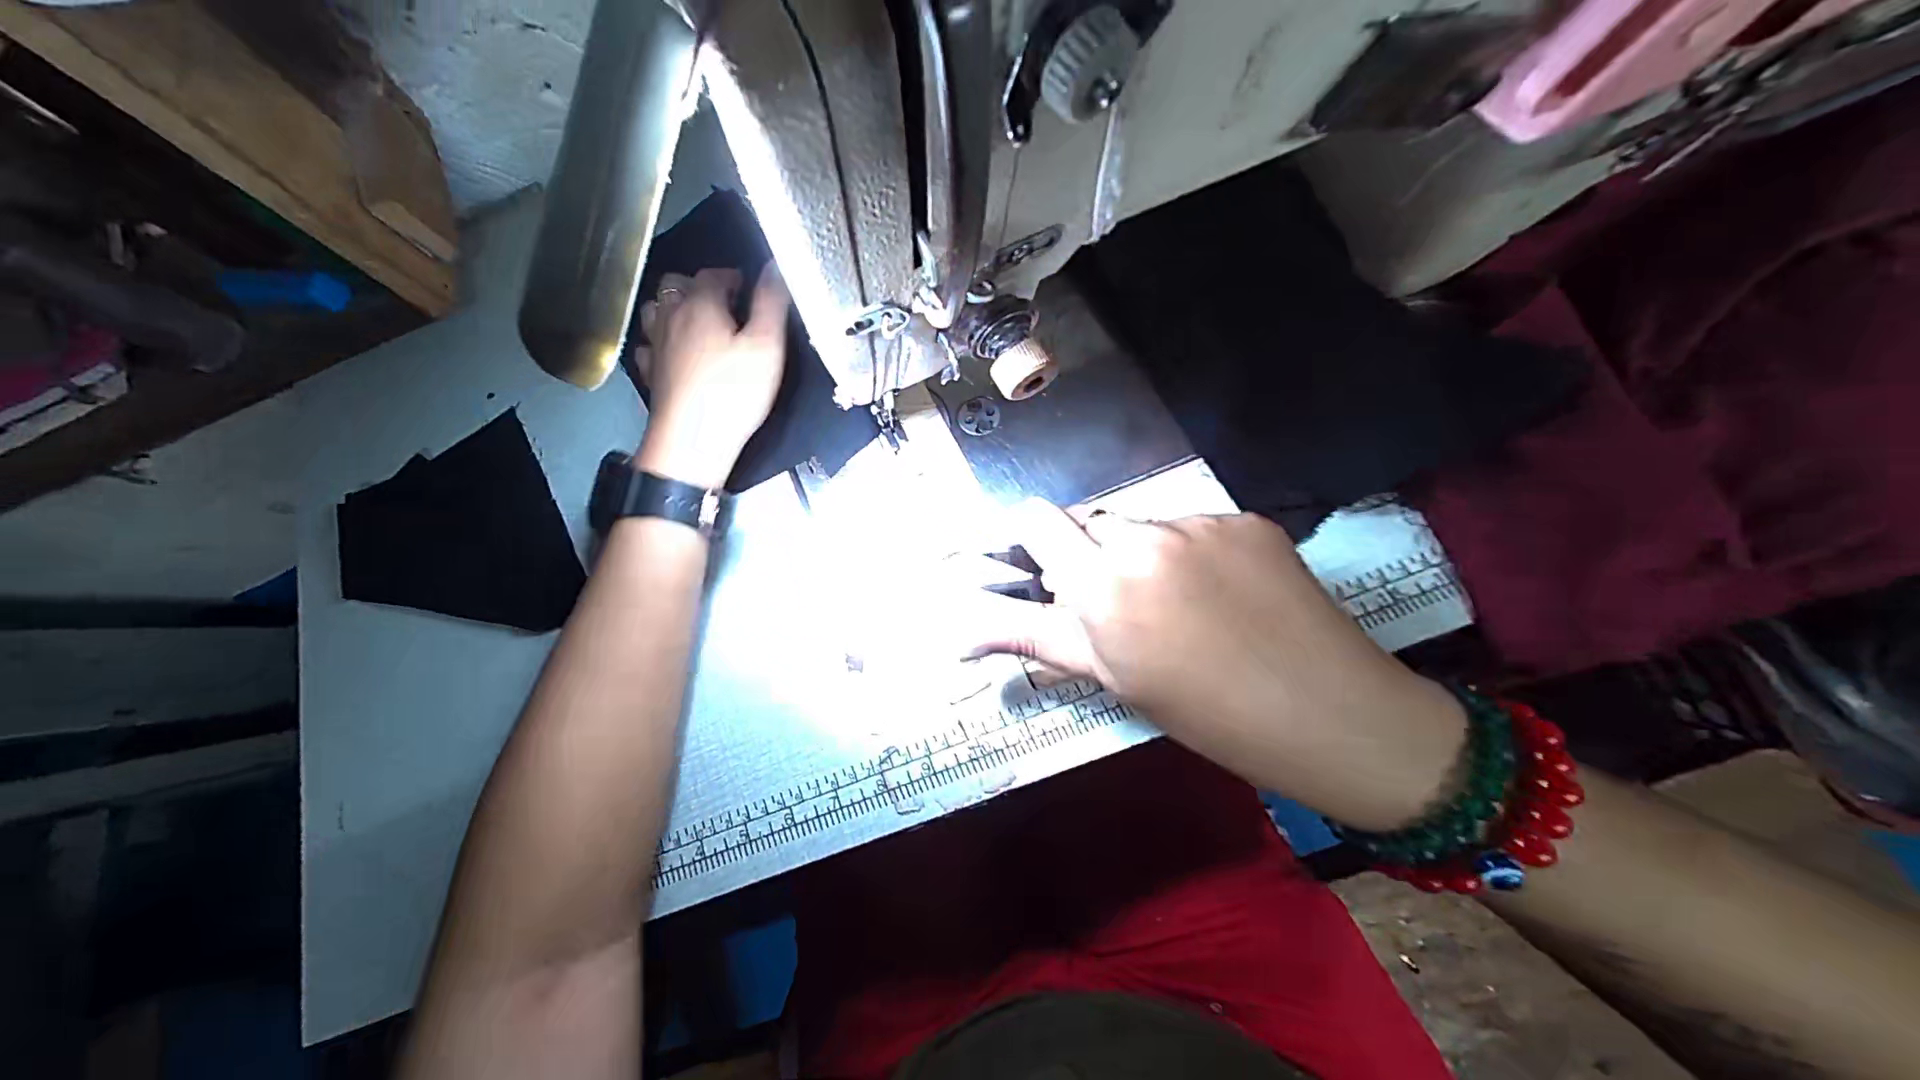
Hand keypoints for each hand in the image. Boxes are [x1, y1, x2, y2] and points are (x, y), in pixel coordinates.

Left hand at [633, 266, 790, 489]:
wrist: (693, 439)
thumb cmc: (732, 393)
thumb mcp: (766, 347)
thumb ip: (771, 304)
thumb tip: (775, 268)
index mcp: (701, 305)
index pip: (714, 274)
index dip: (733, 275)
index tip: (748, 285)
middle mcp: (672, 317)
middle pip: (676, 283)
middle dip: (699, 284)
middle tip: (724, 299)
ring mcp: (657, 345)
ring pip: (656, 309)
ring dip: (675, 306)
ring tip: (697, 318)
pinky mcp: (653, 373)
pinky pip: (650, 345)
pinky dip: (661, 339)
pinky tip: (675, 350)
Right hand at [963, 502, 1467, 830]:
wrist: (1331, 714)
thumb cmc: (1206, 714)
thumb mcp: (1113, 678)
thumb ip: (1036, 638)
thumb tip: (960, 632)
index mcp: (1104, 585)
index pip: (1037, 520)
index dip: (1030, 538)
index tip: (1040, 567)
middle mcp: (1146, 538)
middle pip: (1090, 521)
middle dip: (1090, 554)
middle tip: (1120, 607)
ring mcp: (1202, 522)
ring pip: (1142, 523)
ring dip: (1141, 553)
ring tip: (1180, 605)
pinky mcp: (1247, 517)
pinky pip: (1194, 524)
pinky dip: (1192, 551)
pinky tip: (1222, 593)